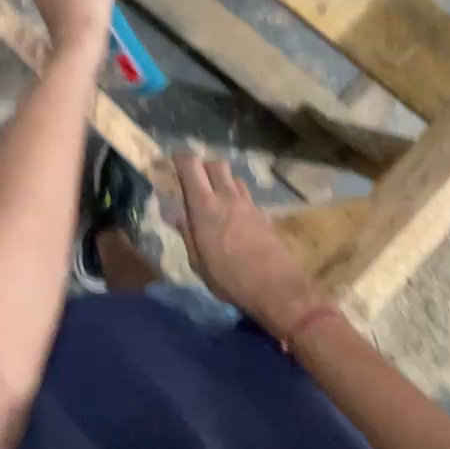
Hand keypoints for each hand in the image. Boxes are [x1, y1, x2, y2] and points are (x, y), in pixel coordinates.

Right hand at [175, 155, 328, 332]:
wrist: (276, 289)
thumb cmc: (229, 278)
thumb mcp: (198, 262)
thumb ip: (186, 233)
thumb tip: (173, 213)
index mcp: (204, 206)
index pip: (191, 165)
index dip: (180, 159)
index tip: (173, 164)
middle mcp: (226, 197)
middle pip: (215, 164)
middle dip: (203, 167)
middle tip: (196, 182)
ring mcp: (248, 204)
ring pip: (233, 177)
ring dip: (223, 181)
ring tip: (217, 197)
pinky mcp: (264, 214)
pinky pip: (247, 195)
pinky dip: (238, 197)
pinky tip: (237, 215)